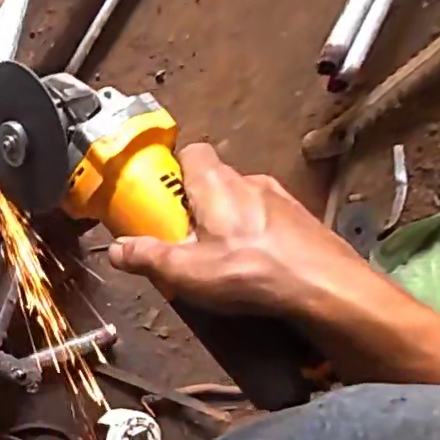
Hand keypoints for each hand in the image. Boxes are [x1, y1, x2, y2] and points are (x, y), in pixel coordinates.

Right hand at [108, 144, 380, 318]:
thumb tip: (116, 250)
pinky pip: (264, 220)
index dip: (173, 172)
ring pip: (240, 202)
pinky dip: (251, 237)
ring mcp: (279, 198)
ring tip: (216, 262)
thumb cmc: (249, 271)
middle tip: (182, 244)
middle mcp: (249, 181)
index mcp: (216, 184)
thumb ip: (147, 258)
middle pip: (212, 182)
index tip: (160, 202)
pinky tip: (250, 268)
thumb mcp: (185, 270)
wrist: (323, 287)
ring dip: (223, 224)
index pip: (191, 152)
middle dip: (193, 208)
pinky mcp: (300, 220)